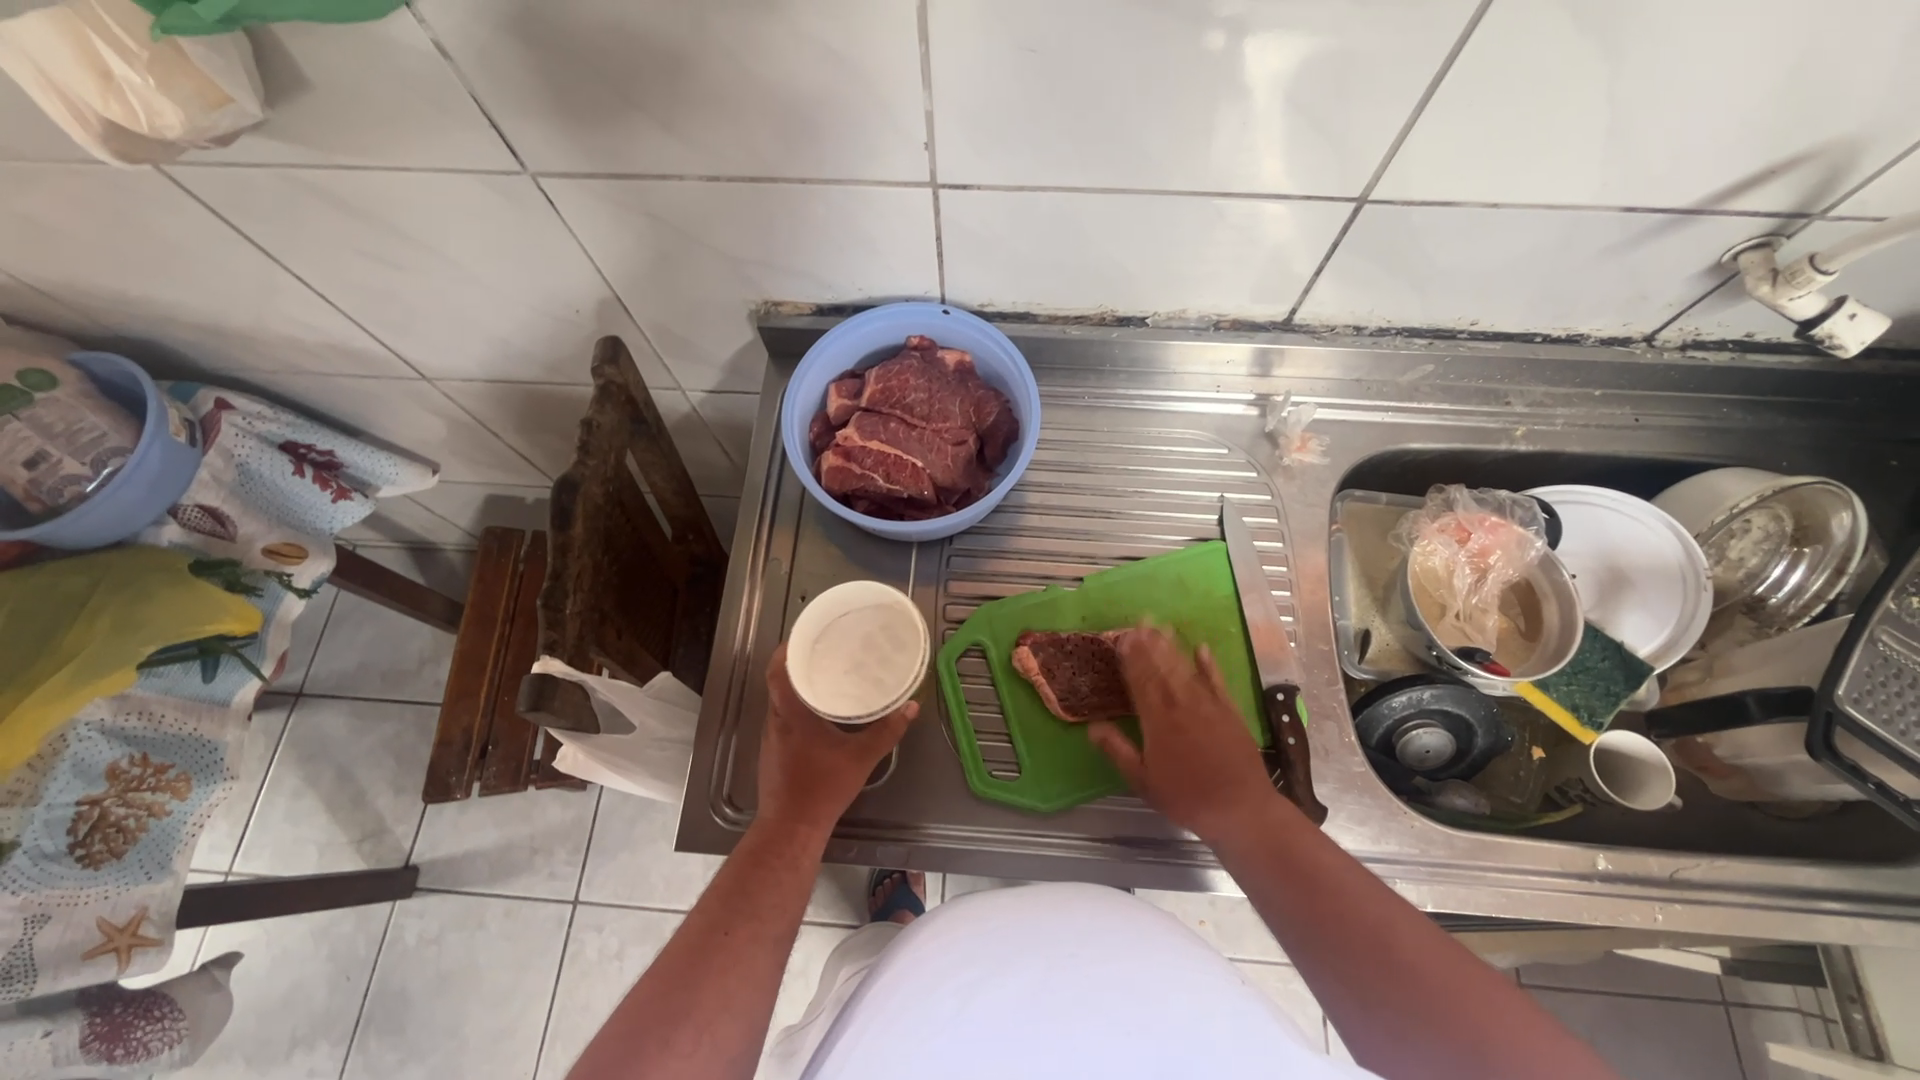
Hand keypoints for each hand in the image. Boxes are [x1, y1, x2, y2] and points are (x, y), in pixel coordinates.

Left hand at [757, 642, 917, 839]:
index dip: (786, 650)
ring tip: (824, 678)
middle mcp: (775, 722)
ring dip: (797, 689)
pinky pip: (783, 721)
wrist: (791, 829)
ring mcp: (771, 740)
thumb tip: (911, 707)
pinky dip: (797, 710)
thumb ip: (886, 731)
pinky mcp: (773, 756)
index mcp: (791, 714)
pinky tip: (818, 716)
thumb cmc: (821, 788)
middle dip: (798, 666)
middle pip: (779, 684)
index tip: (802, 636)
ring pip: (780, 704)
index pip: (777, 671)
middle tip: (824, 653)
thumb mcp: (861, 758)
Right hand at [1088, 625, 1279, 842]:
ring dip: (1173, 647)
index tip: (1122, 638)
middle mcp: (1182, 705)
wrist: (1240, 808)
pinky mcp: (1230, 711)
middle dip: (1150, 644)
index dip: (1131, 658)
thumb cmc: (1185, 797)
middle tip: (1141, 621)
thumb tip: (1093, 726)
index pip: (1140, 681)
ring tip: (1162, 627)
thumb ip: (1117, 750)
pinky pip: (1217, 681)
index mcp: (1157, 720)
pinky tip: (1202, 649)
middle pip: (1163, 668)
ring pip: (1186, 669)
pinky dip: (1209, 665)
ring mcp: (1209, 705)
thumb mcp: (1142, 780)